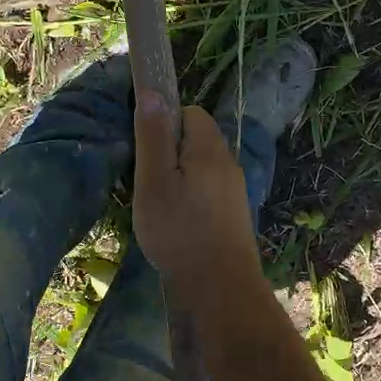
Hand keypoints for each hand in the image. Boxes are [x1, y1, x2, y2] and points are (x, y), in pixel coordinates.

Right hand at [133, 99, 262, 292]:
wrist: (221, 289)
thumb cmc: (180, 231)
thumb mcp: (154, 180)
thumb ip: (153, 136)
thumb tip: (153, 91)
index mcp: (209, 147)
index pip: (189, 112)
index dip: (164, 124)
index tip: (145, 151)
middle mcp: (228, 162)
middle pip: (196, 140)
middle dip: (170, 153)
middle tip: (147, 182)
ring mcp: (235, 190)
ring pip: (201, 168)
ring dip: (179, 179)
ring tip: (159, 206)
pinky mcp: (234, 215)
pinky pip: (208, 191)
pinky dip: (191, 199)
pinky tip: (177, 224)